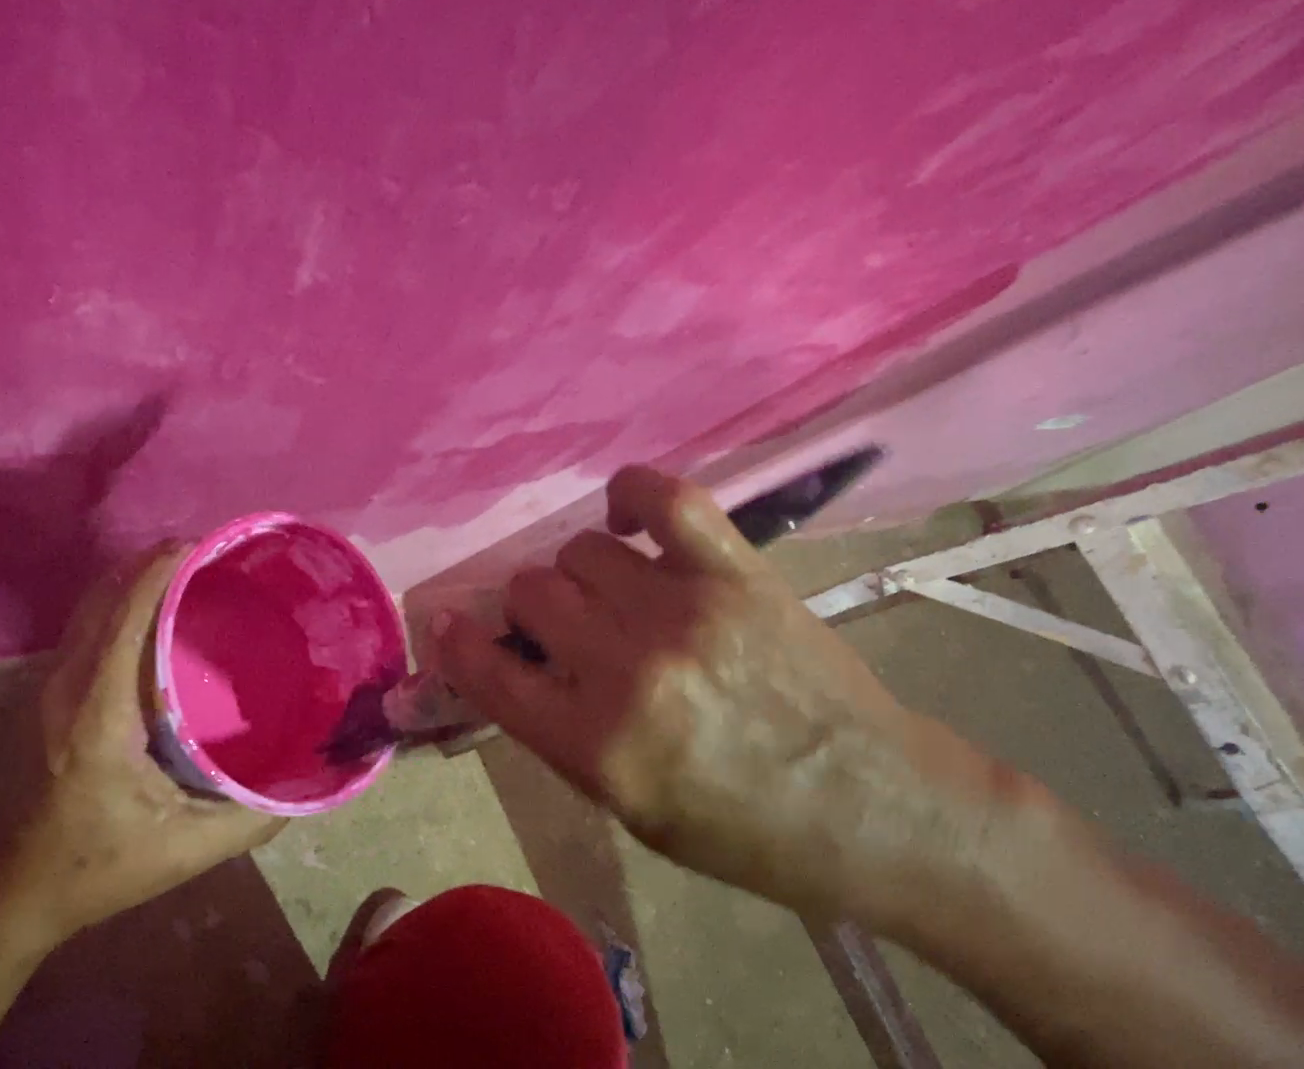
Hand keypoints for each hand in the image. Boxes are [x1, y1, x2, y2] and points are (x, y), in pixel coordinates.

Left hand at [1, 545, 285, 933]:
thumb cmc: (100, 867)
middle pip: (106, 596)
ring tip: (193, 576)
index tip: (208, 545)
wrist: (17, 889)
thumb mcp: (188, 851)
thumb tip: (308, 779)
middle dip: (156, 564)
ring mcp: (52, 687)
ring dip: (136, 580)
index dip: (162, 569)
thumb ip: (253, 816)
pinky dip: (122, 604)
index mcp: (100, 714)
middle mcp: (68, 685)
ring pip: (91, 607)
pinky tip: (159, 618)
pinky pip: (86, 627)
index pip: (126, 616)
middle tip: (215, 559)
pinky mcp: (51, 695)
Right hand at [436, 466, 1046, 920]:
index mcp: (595, 743)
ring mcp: (683, 610)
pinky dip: (632, 496)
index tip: (449, 627)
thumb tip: (507, 662)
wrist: (876, 809)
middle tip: (564, 631)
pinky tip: (627, 521)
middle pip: (531, 592)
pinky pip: (665, 498)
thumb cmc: (742, 829)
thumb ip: (558, 732)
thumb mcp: (626, 808)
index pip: (488, 672)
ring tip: (614, 595)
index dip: (457, 643)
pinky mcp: (736, 573)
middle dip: (532, 613)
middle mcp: (627, 668)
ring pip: (580, 550)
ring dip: (582, 575)